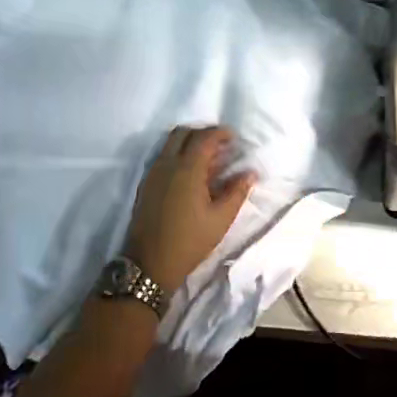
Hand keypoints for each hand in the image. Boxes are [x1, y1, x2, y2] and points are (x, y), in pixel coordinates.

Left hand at [123, 126, 254, 294]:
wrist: (150, 263)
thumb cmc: (190, 241)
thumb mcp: (221, 218)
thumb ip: (237, 191)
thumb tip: (249, 173)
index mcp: (187, 170)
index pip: (204, 138)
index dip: (221, 133)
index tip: (234, 138)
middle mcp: (166, 165)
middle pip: (182, 133)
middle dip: (203, 133)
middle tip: (221, 145)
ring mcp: (153, 174)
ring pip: (169, 144)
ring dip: (190, 143)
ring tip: (209, 159)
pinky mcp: (146, 184)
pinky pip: (163, 157)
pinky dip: (179, 155)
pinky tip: (192, 174)